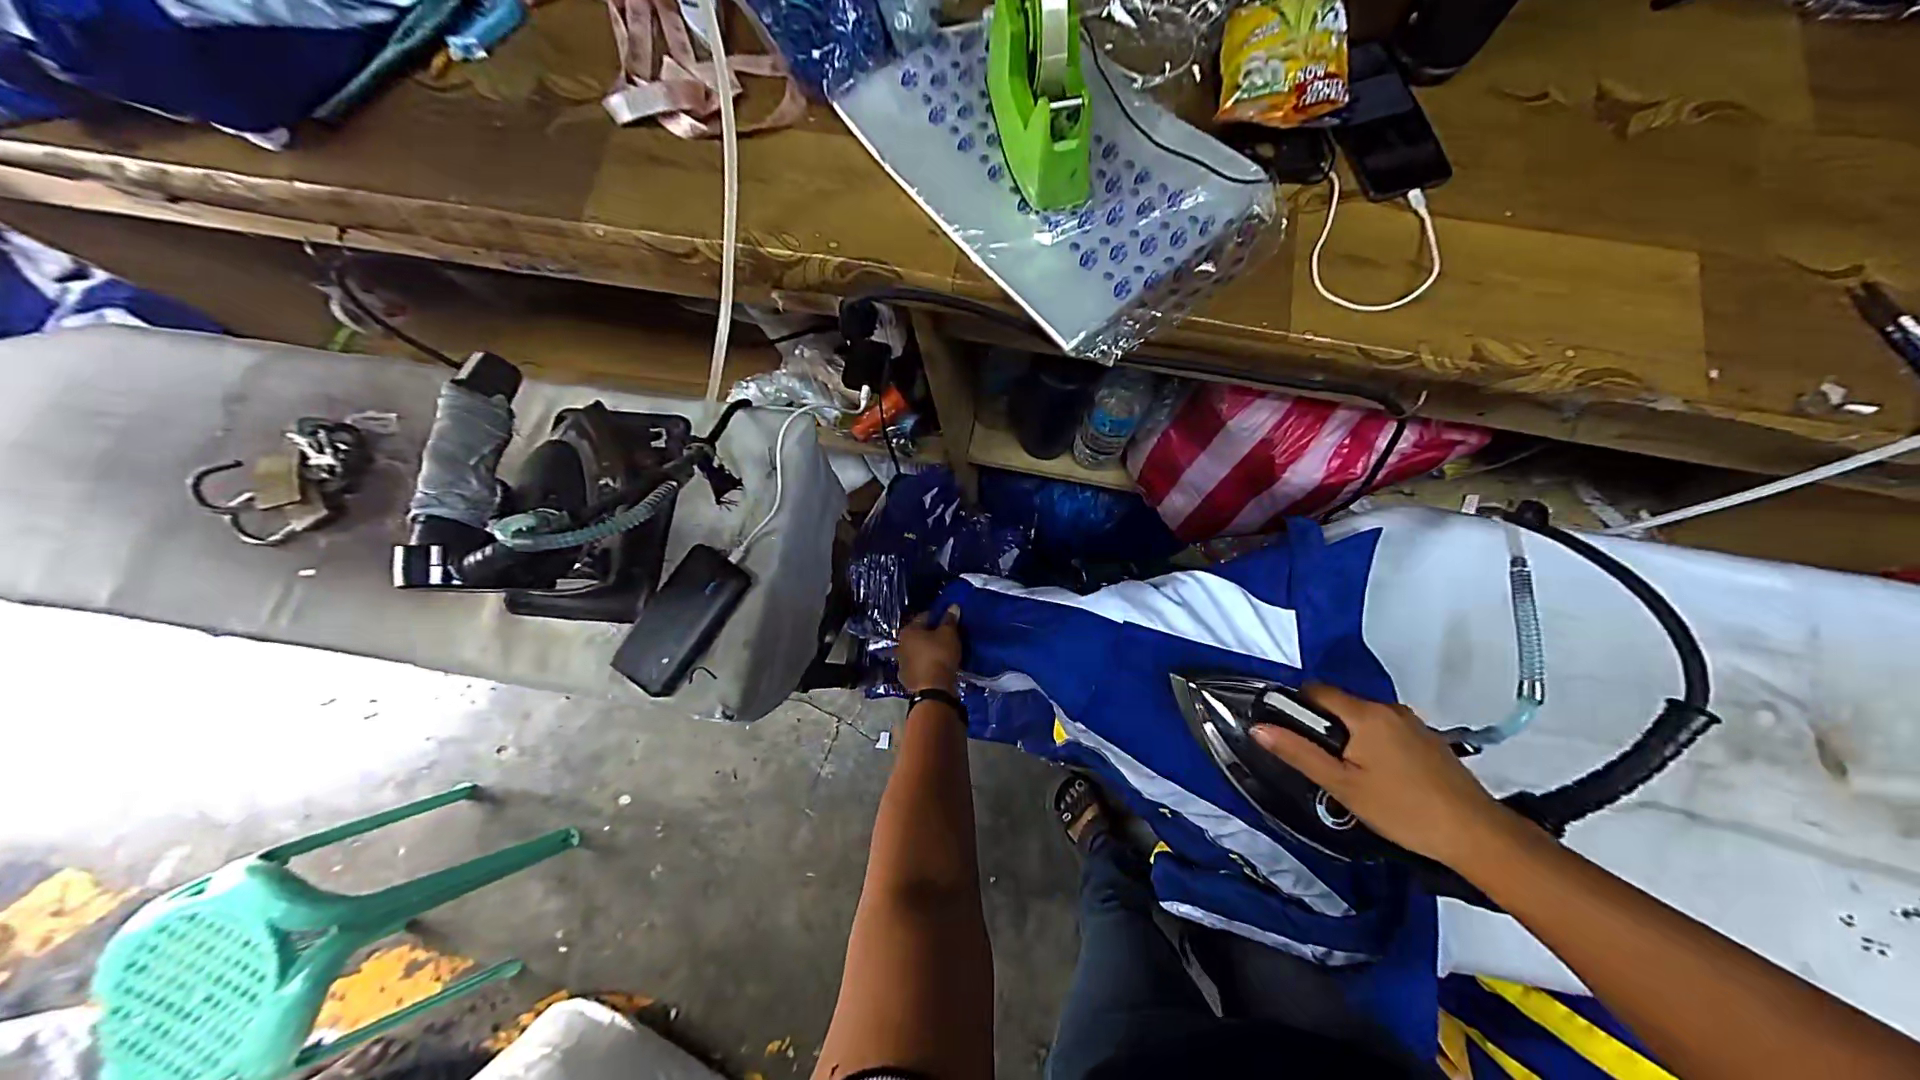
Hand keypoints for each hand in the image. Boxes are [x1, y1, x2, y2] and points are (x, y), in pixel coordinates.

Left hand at [898, 607, 961, 693]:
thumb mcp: (948, 634)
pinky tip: (938, 666)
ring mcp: (902, 663)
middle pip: (919, 635)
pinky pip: (919, 666)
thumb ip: (950, 620)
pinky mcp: (907, 679)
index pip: (924, 616)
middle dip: (932, 634)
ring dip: (928, 650)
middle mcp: (900, 645)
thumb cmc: (939, 656)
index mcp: (908, 631)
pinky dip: (927, 664)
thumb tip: (953, 606)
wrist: (933, 690)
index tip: (949, 619)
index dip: (938, 616)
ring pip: (918, 651)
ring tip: (944, 651)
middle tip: (948, 635)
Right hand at [1250, 683, 1517, 867]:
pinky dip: (1374, 745)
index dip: (1296, 706)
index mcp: (1366, 714)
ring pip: (1364, 719)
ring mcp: (1413, 724)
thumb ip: (1299, 753)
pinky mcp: (1428, 740)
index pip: (1316, 690)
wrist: (1477, 835)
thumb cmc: (1402, 809)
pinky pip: (1386, 731)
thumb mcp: (1342, 785)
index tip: (1289, 734)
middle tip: (1322, 765)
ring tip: (1351, 776)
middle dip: (1324, 727)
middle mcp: (1390, 709)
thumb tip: (1259, 728)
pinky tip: (1381, 779)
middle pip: (1341, 704)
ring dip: (1350, 737)